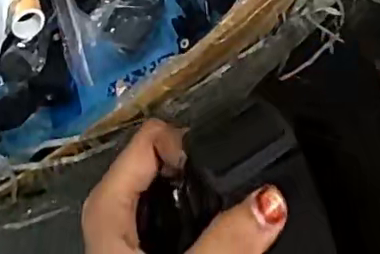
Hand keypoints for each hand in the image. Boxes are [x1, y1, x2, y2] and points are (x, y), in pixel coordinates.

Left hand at [82, 119, 287, 252]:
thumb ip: (229, 241)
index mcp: (107, 204)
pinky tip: (225, 239)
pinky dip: (201, 224)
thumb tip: (272, 198)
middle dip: (203, 174)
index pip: (149, 138)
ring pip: (172, 196)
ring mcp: (129, 237)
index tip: (227, 169)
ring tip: (238, 213)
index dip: (190, 145)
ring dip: (206, 202)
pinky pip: (175, 222)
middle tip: (238, 190)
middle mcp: (113, 212)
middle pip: (162, 165)